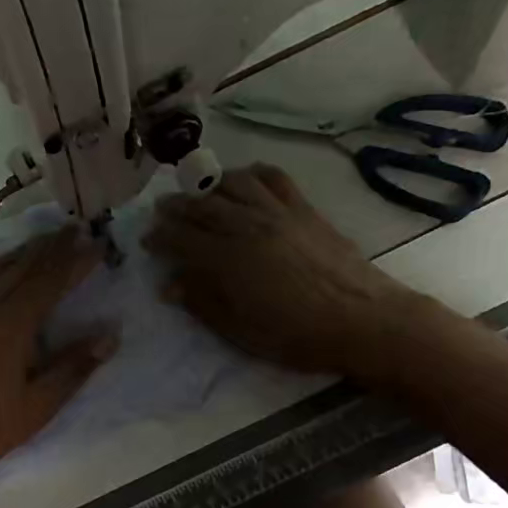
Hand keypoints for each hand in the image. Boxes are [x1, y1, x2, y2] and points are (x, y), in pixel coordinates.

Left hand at [0, 225, 116, 481]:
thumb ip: (74, 366)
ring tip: (45, 236)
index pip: (49, 284)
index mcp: (12, 327)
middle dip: (51, 247)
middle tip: (75, 227)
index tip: (97, 244)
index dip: (74, 263)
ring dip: (22, 251)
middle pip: (23, 269)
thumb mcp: (40, 404)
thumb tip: (111, 334)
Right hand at [144, 163, 415, 375]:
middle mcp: (247, 226)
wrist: (361, 320)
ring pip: (235, 184)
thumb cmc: (295, 334)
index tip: (146, 240)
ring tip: (200, 191)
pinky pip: (275, 179)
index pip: (181, 239)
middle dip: (177, 206)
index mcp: (226, 259)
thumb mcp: (240, 330)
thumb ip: (203, 303)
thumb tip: (169, 286)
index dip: (160, 237)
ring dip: (211, 184)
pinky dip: (255, 173)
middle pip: (203, 206)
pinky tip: (247, 177)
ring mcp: (278, 213)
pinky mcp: (304, 210)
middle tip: (162, 210)